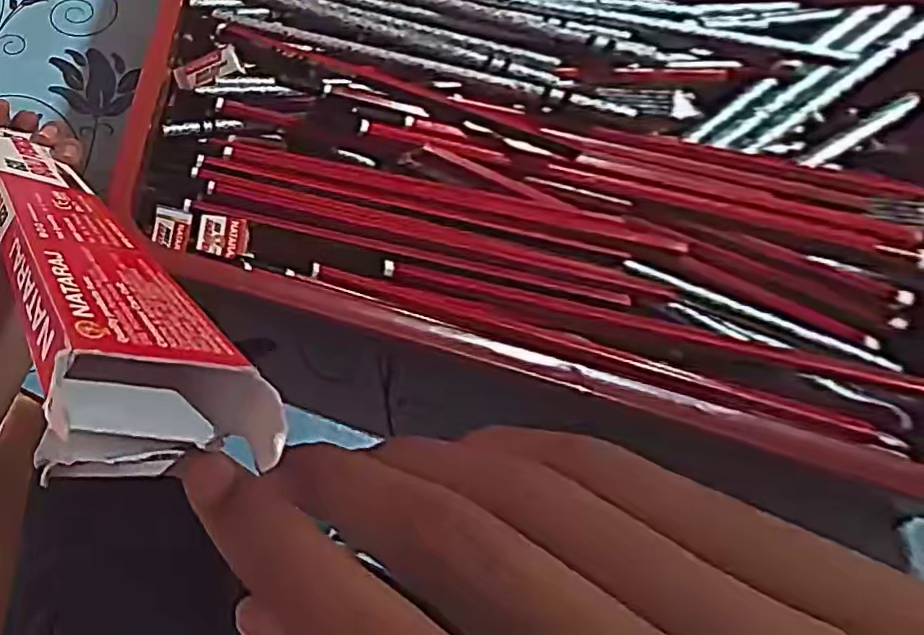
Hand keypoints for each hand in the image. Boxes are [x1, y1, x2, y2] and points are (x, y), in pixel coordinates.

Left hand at [0, 100, 81, 294]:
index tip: (4, 109)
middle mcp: (7, 173)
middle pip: (25, 135)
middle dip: (29, 123)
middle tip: (30, 125)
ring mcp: (34, 187)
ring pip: (51, 148)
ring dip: (52, 136)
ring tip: (48, 143)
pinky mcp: (59, 199)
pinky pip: (71, 169)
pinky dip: (70, 156)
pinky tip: (64, 159)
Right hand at [180, 428, 923, 634]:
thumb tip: (263, 608)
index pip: (372, 628)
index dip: (268, 542)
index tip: (206, 483)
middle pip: (450, 536)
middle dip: (330, 486)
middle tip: (275, 477)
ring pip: (526, 485)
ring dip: (406, 460)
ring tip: (359, 468)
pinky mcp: (860, 602)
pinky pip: (622, 470)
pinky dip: (513, 449)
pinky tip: (470, 456)